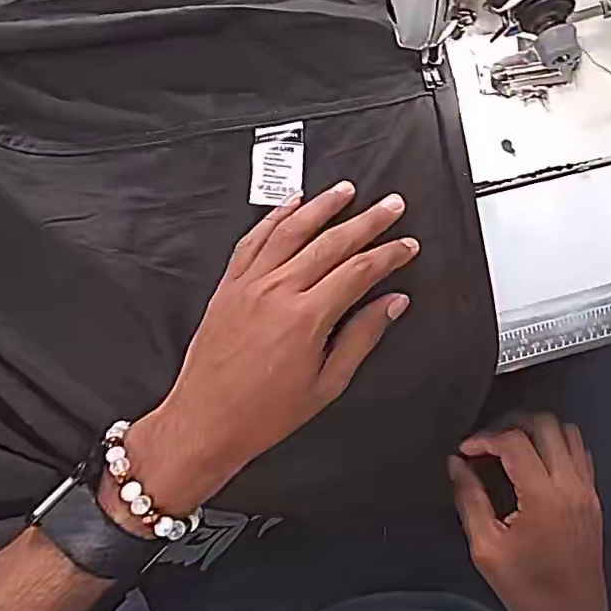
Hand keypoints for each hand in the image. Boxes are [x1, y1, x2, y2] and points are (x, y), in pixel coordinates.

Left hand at [109, 181, 418, 526]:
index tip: (406, 246)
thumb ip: (362, 336)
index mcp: (305, 317)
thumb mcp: (327, 384)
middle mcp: (277, 291)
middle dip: (369, 220)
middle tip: (391, 206)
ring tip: (346, 190)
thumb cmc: (262, 412)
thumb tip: (391, 305)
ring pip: (292, 229)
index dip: (389, 254)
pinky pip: (255, 239)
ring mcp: (249, 283)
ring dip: (324, 205)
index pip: (360, 270)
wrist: (205, 420)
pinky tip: (292, 204)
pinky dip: (276, 216)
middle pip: (332, 241)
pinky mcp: (229, 284)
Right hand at [450, 412, 608, 610]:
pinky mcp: (595, 498)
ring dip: (537, 430)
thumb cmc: (527, 592)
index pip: (514, 441)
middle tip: (488, 442)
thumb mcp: (486, 549)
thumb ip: (469, 499)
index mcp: (543, 497)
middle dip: (512, 424)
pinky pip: (580, 452)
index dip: (484, 438)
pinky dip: (557, 444)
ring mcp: (588, 489)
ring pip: (567, 431)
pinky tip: (536, 461)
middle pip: (545, 424)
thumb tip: (456, 464)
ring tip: (511, 446)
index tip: (465, 451)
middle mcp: (571, 485)